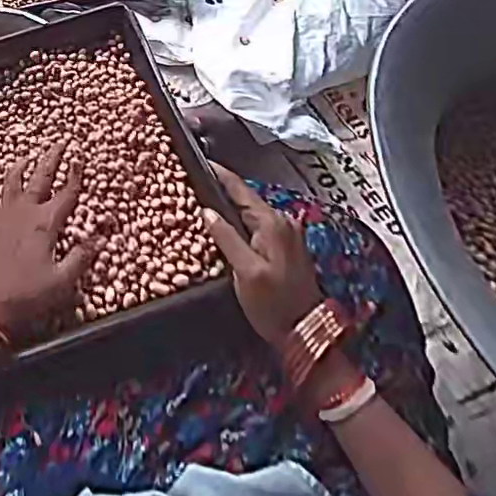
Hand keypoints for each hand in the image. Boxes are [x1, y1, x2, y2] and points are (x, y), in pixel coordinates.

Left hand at [0, 141, 98, 341]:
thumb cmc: (24, 296)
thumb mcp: (61, 282)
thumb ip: (81, 258)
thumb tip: (100, 239)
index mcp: (45, 223)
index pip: (65, 193)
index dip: (75, 175)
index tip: (80, 156)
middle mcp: (23, 212)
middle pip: (39, 178)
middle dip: (51, 159)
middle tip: (60, 144)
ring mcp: (3, 217)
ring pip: (12, 182)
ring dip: (22, 167)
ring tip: (28, 157)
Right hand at [200, 162, 324, 344]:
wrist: (306, 333)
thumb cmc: (274, 304)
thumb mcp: (245, 271)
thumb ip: (226, 237)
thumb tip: (207, 211)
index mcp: (271, 223)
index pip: (239, 188)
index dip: (217, 173)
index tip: (196, 161)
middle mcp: (282, 221)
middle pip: (244, 198)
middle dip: (218, 190)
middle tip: (190, 185)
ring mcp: (286, 233)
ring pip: (249, 211)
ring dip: (227, 206)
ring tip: (200, 203)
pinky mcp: (285, 245)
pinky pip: (256, 224)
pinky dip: (238, 221)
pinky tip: (222, 226)